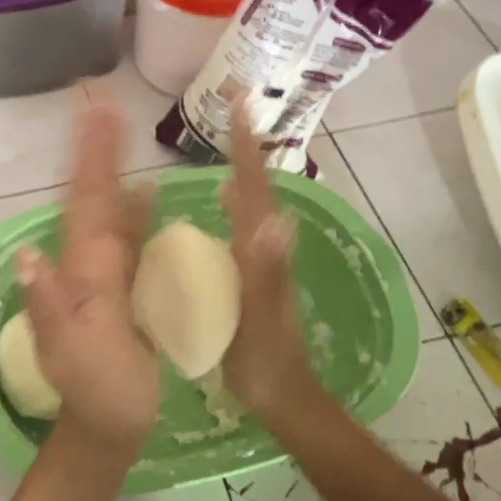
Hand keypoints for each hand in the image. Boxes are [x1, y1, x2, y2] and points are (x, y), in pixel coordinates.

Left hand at [15, 95, 157, 455]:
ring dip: (107, 170)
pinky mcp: (116, 289)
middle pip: (88, 198)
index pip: (84, 206)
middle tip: (99, 104)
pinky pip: (122, 238)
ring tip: (114, 128)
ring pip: (104, 212)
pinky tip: (145, 192)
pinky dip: (130, 210)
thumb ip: (49, 306)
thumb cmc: (101, 393)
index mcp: (79, 274)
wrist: (107, 426)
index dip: (90, 160)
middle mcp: (84, 265)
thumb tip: (25, 254)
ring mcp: (100, 276)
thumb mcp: (75, 355)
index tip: (93, 114)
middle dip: (94, 151)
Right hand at [220, 100, 320, 414]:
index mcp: (262, 247)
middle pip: (255, 184)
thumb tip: (270, 219)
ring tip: (226, 138)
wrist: (283, 398)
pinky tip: (217, 204)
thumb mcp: (259, 318)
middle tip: (233, 107)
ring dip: (241, 167)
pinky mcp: (251, 274)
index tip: (239, 103)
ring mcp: (260, 259)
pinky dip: (231, 200)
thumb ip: (265, 272)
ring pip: (251, 202)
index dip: (246, 146)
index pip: (253, 187)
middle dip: (245, 145)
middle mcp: (265, 244)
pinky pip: (239, 225)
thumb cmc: (265, 362)